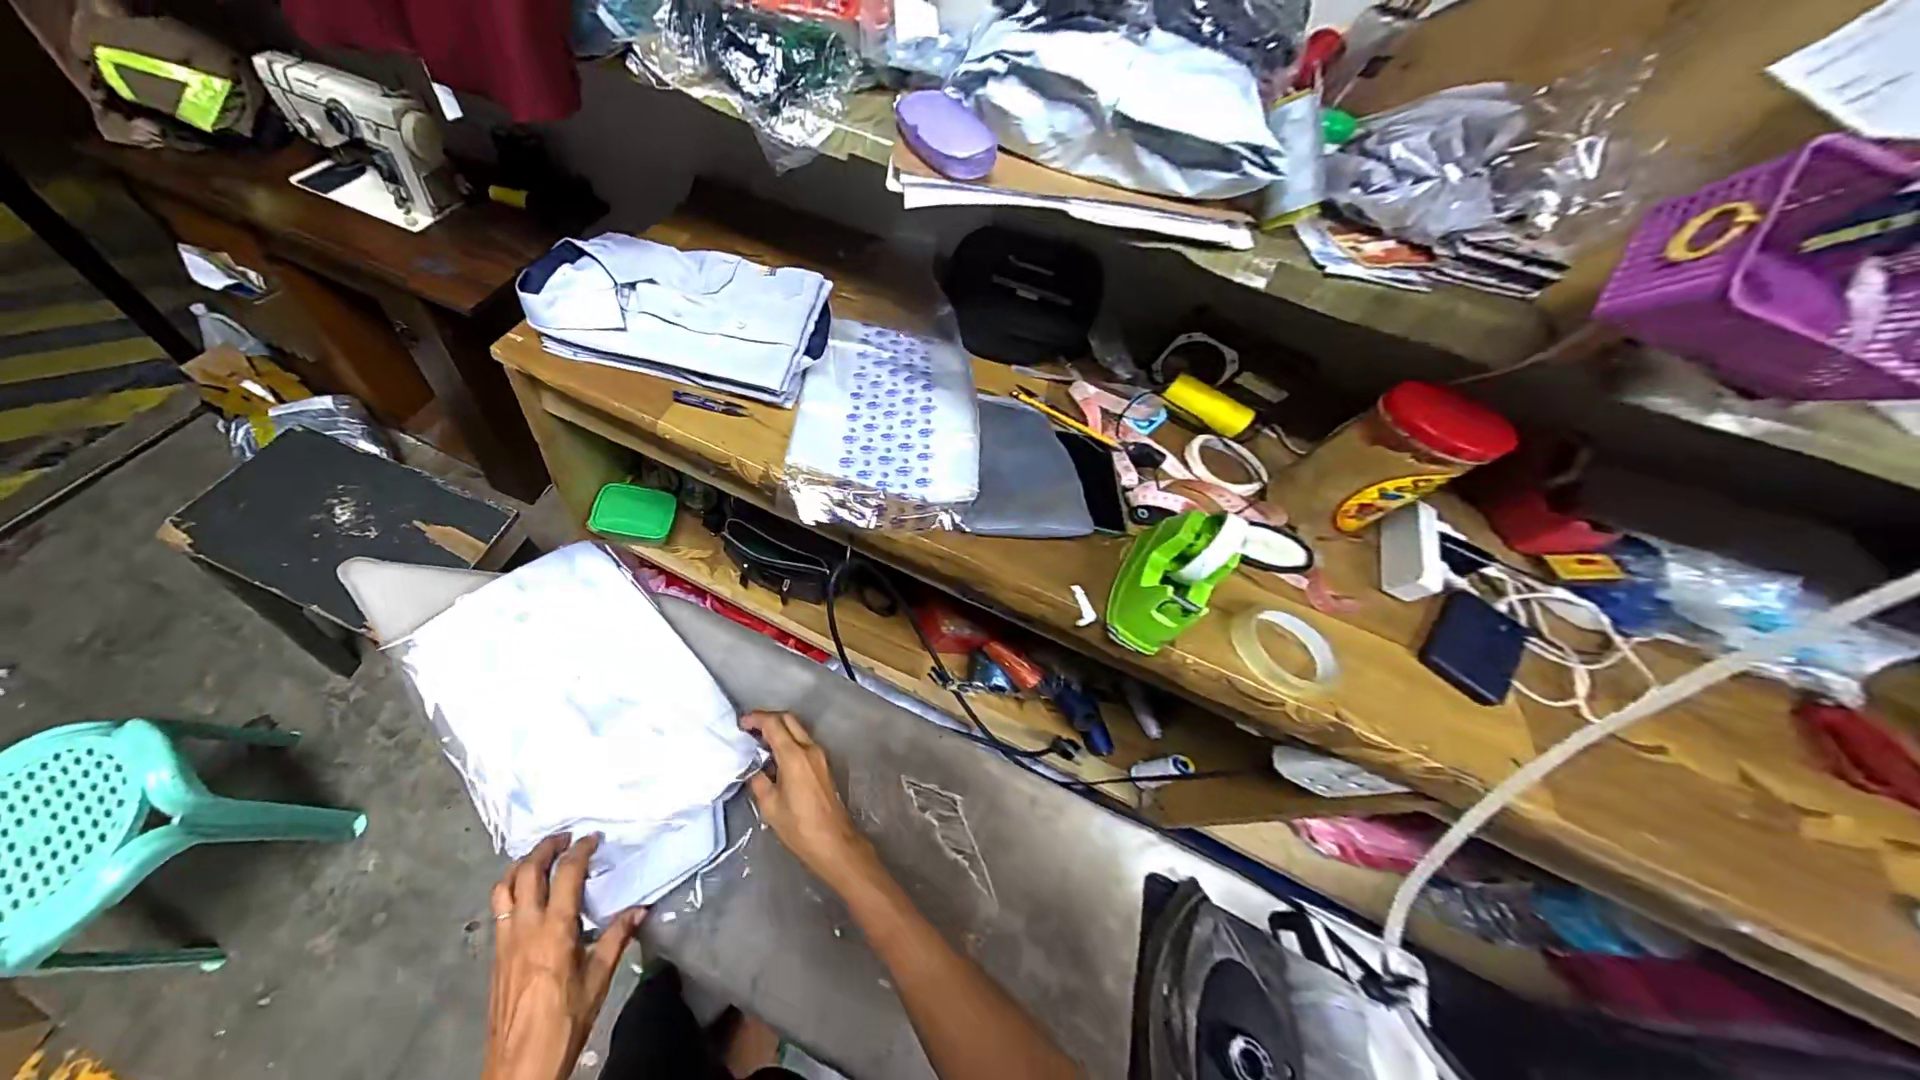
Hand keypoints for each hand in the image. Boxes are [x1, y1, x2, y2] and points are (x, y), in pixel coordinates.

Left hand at [483, 834, 644, 1079]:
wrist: (520, 1065)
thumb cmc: (565, 1020)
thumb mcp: (599, 979)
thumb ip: (617, 938)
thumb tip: (639, 909)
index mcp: (554, 930)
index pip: (566, 874)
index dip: (580, 850)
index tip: (593, 838)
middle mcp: (524, 929)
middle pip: (526, 872)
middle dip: (545, 847)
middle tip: (565, 837)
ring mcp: (504, 942)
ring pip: (503, 888)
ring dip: (521, 865)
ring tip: (540, 857)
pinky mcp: (494, 956)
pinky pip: (498, 909)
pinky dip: (511, 889)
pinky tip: (526, 895)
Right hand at [741, 711, 877, 892]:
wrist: (833, 840)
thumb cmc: (799, 826)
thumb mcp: (769, 805)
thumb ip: (759, 780)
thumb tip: (754, 768)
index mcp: (795, 756)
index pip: (774, 724)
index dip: (756, 719)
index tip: (741, 724)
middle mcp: (810, 749)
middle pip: (788, 719)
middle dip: (768, 718)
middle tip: (749, 729)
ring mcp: (819, 755)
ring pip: (797, 730)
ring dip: (779, 729)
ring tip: (759, 742)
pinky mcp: (823, 764)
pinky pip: (803, 742)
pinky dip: (788, 740)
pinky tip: (775, 757)